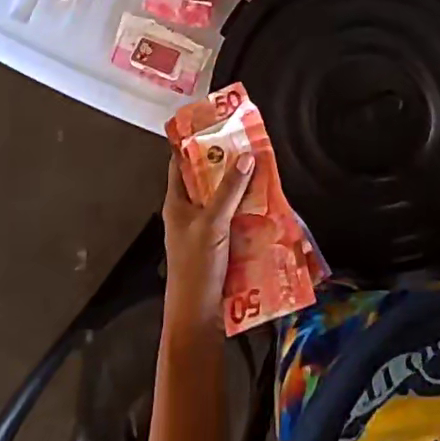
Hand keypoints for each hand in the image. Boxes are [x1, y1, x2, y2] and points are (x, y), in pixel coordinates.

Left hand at [162, 149, 253, 323]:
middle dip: (225, 163)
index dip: (194, 143)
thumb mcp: (213, 223)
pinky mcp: (217, 243)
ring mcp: (202, 228)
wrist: (198, 316)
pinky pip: (232, 217)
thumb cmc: (197, 266)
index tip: (214, 124)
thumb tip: (245, 156)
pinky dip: (245, 208)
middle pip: (205, 179)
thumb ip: (229, 191)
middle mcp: (187, 211)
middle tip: (247, 143)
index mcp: (176, 202)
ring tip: (260, 167)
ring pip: (221, 198)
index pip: (179, 162)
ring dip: (238, 185)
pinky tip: (263, 202)